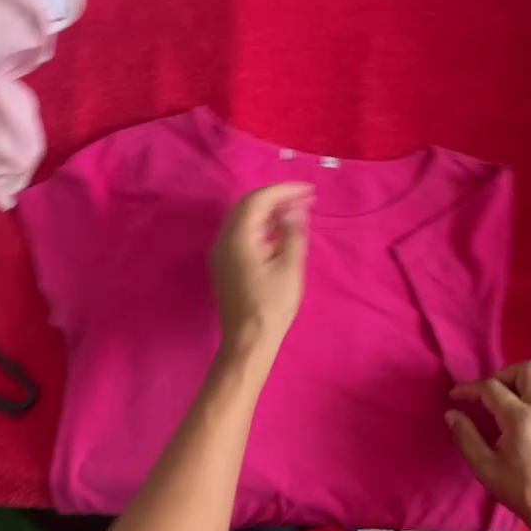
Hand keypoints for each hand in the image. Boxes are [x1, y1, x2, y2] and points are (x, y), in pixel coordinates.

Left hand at [211, 183, 312, 362]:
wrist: (247, 340)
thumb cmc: (271, 306)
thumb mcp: (290, 267)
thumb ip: (292, 232)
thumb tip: (294, 208)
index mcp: (238, 237)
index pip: (258, 199)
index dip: (284, 190)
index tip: (309, 190)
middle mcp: (224, 240)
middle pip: (247, 206)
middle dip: (276, 198)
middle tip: (304, 199)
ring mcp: (221, 254)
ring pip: (243, 221)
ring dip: (269, 213)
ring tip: (296, 213)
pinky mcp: (225, 267)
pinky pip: (241, 236)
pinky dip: (261, 228)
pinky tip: (279, 235)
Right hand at [446, 361, 530, 530]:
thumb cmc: (520, 491)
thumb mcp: (485, 467)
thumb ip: (466, 436)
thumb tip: (452, 414)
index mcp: (521, 419)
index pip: (492, 388)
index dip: (469, 388)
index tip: (454, 396)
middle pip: (526, 369)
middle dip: (501, 375)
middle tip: (485, 397)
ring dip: (515, 386)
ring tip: (497, 409)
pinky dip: (525, 400)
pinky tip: (513, 425)